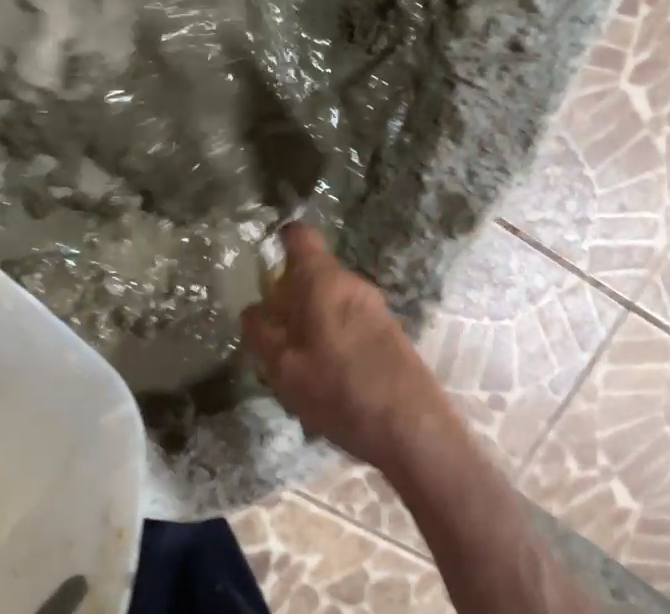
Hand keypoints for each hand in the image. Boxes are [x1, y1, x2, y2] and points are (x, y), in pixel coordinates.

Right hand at [241, 222, 434, 467]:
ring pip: (332, 298)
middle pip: (314, 271)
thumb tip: (253, 309)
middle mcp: (353, 284)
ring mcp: (377, 308)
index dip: (279, 241)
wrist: (415, 434)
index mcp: (323, 281)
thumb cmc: (339, 393)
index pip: (300, 235)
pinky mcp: (392, 333)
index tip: (263, 264)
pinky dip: (334, 334)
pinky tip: (330, 376)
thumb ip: (261, 332)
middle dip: (290, 293)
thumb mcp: (283, 368)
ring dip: (312, 317)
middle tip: (273, 331)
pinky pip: (351, 318)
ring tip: (300, 361)